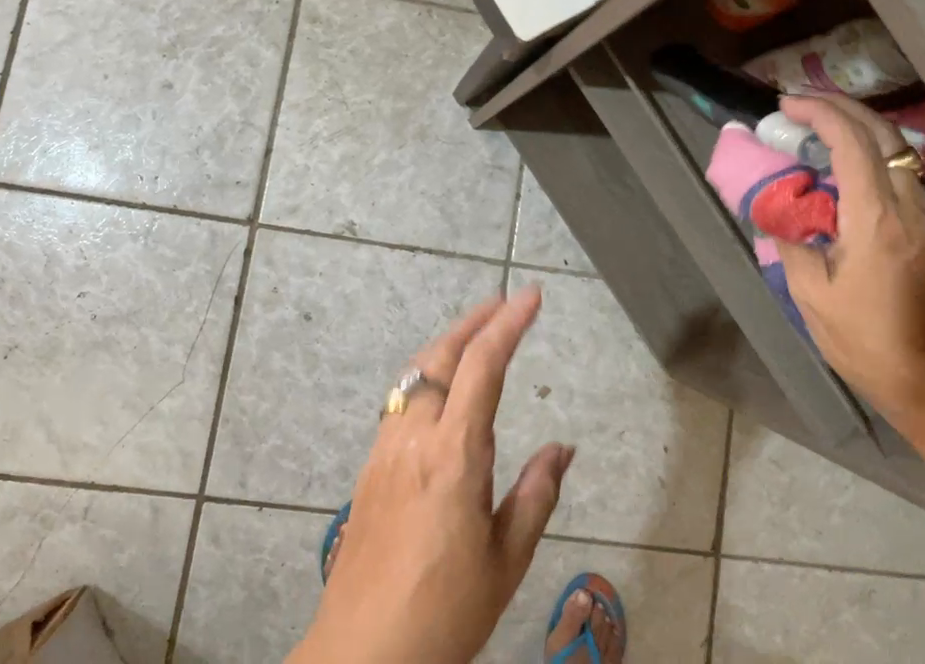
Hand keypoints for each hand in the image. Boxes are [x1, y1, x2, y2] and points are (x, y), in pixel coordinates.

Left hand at [288, 286, 571, 663]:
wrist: (362, 653)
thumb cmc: (446, 610)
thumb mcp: (507, 559)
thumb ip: (536, 494)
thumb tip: (562, 447)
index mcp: (454, 455)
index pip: (483, 367)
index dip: (508, 324)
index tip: (531, 297)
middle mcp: (413, 439)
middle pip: (440, 357)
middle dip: (473, 321)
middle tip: (504, 303)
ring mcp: (384, 451)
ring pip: (414, 376)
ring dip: (446, 346)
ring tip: (476, 336)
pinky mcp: (369, 469)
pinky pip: (400, 403)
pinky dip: (427, 377)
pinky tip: (441, 392)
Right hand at [774, 94, 924, 423]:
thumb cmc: (868, 345)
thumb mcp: (812, 296)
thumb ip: (793, 243)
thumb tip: (780, 211)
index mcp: (879, 221)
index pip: (854, 143)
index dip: (820, 113)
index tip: (787, 105)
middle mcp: (915, 209)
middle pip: (884, 136)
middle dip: (841, 110)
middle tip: (801, 107)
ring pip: (899, 159)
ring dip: (859, 139)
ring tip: (818, 143)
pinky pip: (907, 187)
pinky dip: (874, 170)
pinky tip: (848, 188)